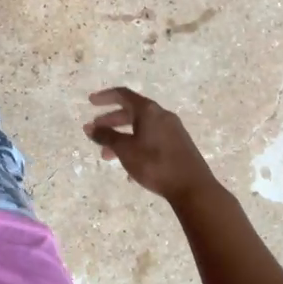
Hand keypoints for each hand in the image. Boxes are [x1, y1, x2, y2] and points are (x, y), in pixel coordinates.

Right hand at [83, 87, 217, 205]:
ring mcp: (173, 130)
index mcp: (149, 110)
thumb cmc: (155, 164)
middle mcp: (162, 115)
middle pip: (132, 112)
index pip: (123, 95)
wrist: (193, 188)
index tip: (91, 102)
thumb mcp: (125, 150)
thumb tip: (89, 127)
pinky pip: (152, 139)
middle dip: (111, 121)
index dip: (105, 97)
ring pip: (142, 128)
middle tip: (96, 131)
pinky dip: (137, 146)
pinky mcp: (179, 146)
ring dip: (123, 138)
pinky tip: (130, 168)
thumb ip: (106, 136)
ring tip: (108, 156)